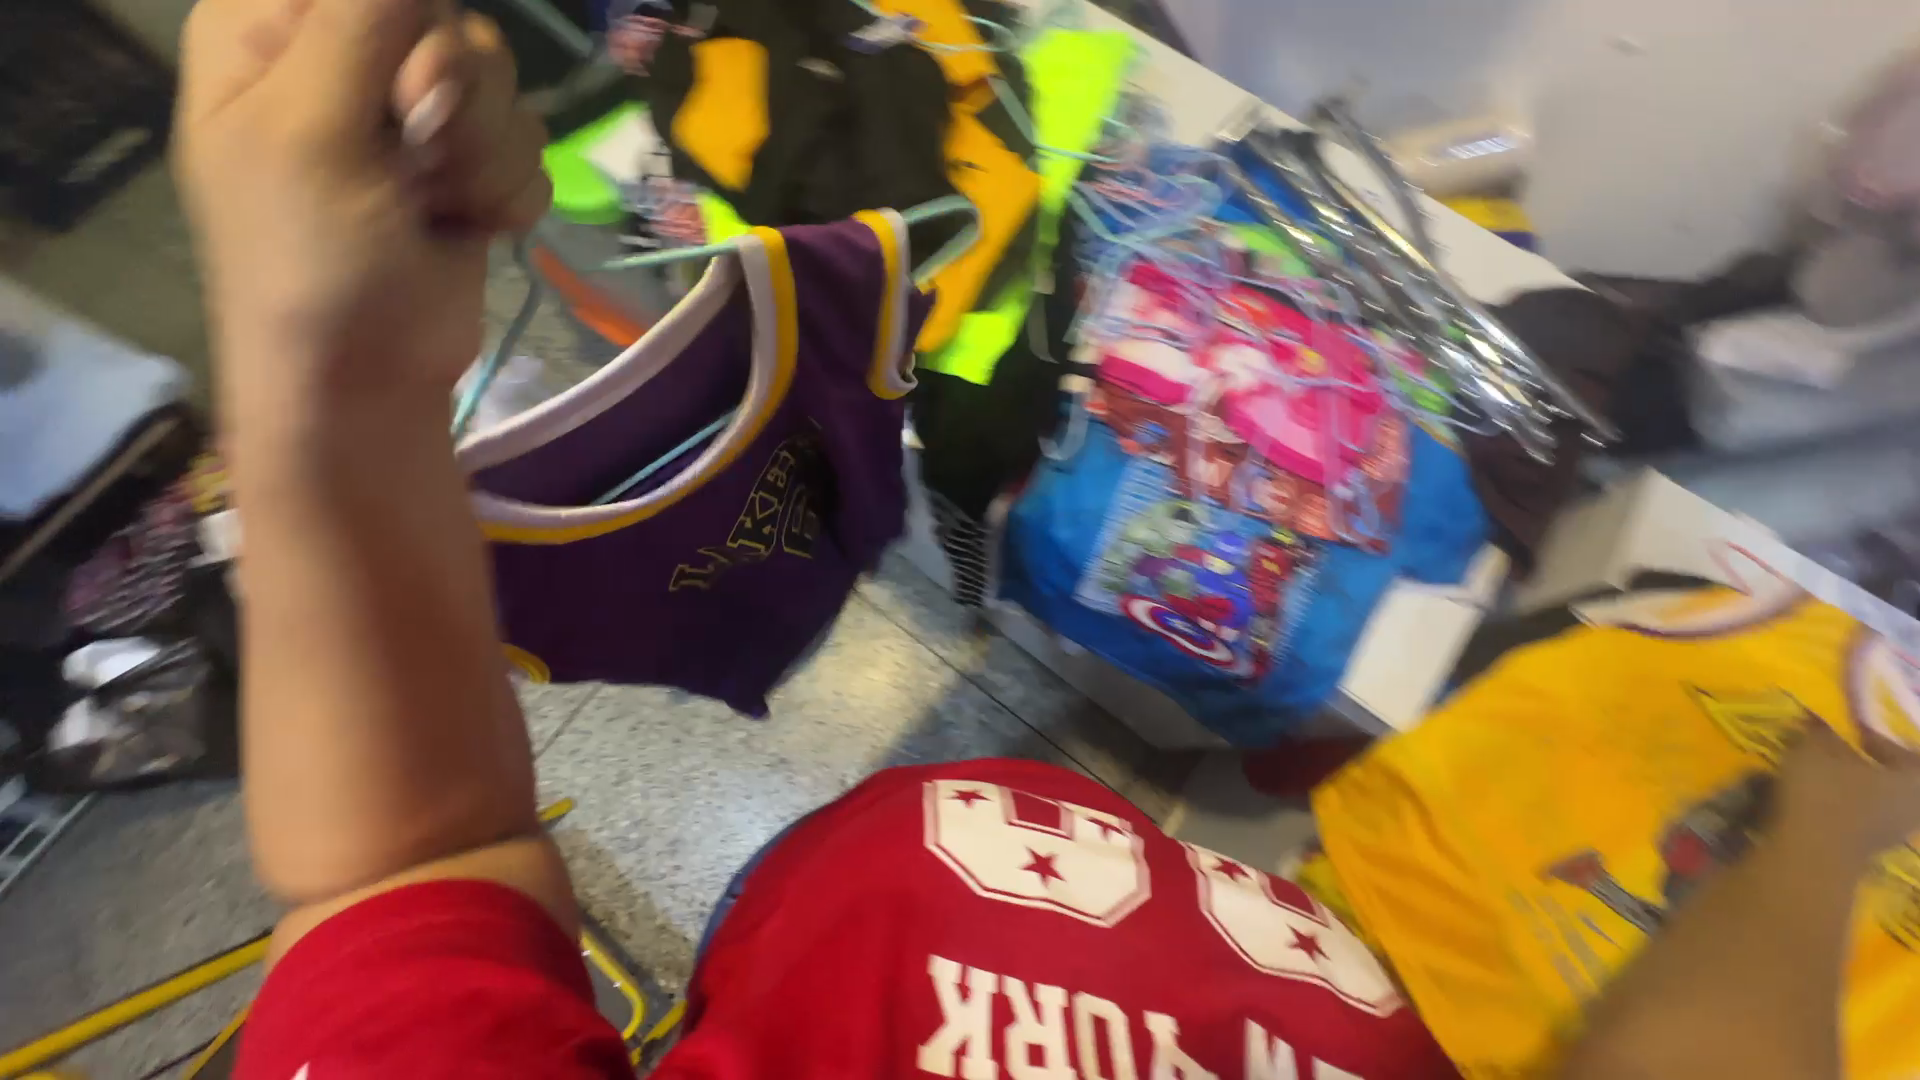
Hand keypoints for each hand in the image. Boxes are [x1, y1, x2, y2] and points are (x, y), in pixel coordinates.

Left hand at [174, 0, 549, 424]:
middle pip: (459, 34)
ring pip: (507, 99)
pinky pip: (530, 155)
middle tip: (417, 166)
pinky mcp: (475, 179)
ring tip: (438, 211)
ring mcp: (423, 129)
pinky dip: (509, 199)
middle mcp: (356, 68)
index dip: (413, 34)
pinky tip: (471, 229)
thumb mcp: (308, 131)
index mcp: (280, 32)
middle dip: (458, 111)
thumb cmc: (313, 260)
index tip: (406, 96)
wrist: (369, 372)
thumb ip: (357, 26)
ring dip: (486, 165)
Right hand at [1776, 722, 1919, 861]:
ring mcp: (1900, 827)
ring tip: (1823, 776)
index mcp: (1916, 777)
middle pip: (1899, 776)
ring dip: (1857, 786)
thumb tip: (1817, 718)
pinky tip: (1820, 799)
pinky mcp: (1876, 843)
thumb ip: (1819, 733)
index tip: (1850, 730)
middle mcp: (1918, 802)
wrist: (1816, 849)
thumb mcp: (1813, 751)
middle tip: (1838, 753)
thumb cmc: (1824, 791)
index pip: (1910, 750)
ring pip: (1883, 797)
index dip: (1878, 737)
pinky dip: (1847, 804)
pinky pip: (1867, 815)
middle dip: (1869, 763)